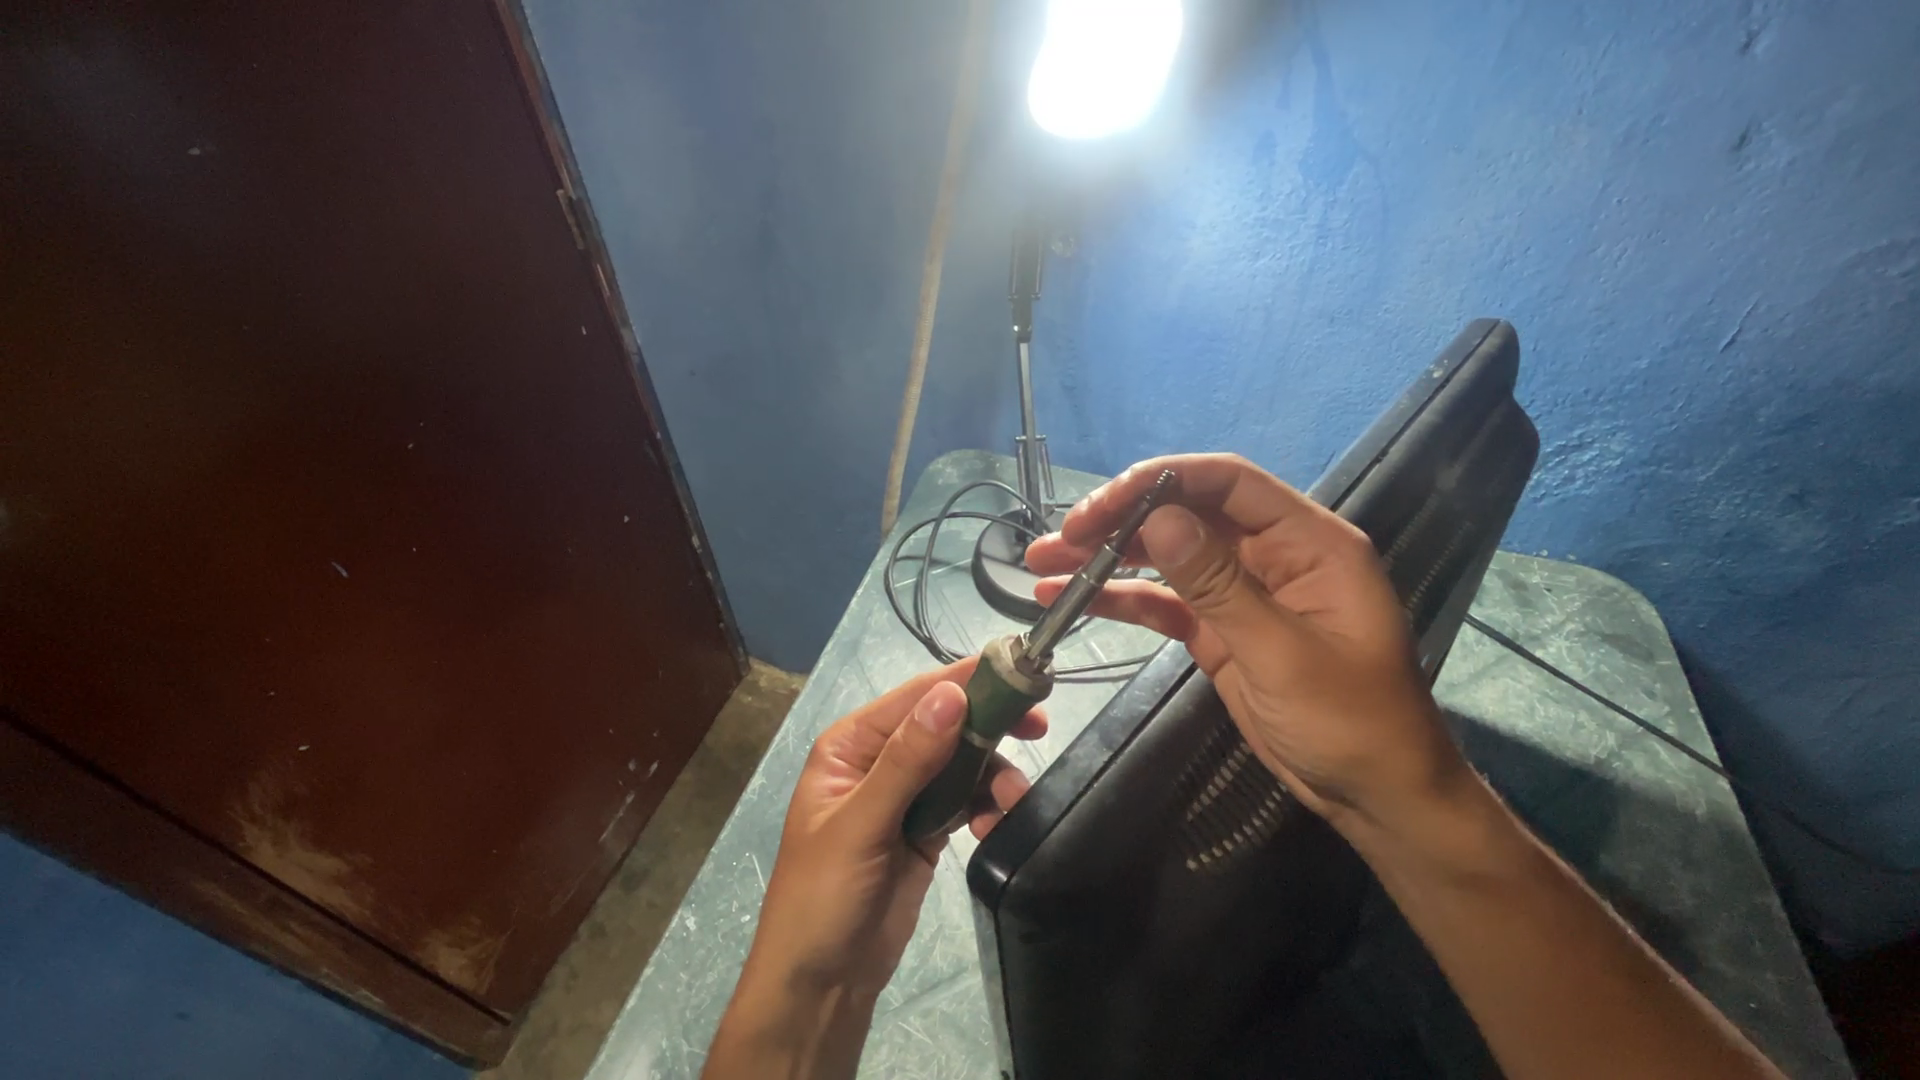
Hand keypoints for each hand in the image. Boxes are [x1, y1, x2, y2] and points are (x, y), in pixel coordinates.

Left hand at [706, 660, 1044, 1078]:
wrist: (821, 983)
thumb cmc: (822, 897)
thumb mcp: (860, 825)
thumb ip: (908, 760)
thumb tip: (951, 694)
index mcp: (852, 744)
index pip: (915, 698)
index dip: (965, 684)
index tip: (1017, 676)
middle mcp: (880, 759)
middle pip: (945, 724)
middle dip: (989, 726)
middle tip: (1039, 726)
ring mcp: (906, 795)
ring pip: (963, 763)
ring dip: (994, 776)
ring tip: (1015, 802)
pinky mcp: (927, 828)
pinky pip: (967, 799)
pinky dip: (987, 806)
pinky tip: (993, 828)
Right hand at [1026, 453, 1467, 832]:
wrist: (1374, 795)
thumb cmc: (1351, 723)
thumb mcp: (1283, 655)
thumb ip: (1219, 585)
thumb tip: (1157, 520)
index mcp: (1307, 543)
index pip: (1228, 483)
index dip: (1161, 481)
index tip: (1102, 504)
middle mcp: (1271, 555)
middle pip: (1187, 514)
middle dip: (1120, 519)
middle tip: (1060, 536)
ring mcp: (1242, 592)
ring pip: (1166, 556)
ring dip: (1107, 557)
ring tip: (1043, 562)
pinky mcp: (1218, 630)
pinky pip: (1164, 602)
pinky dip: (1120, 599)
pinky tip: (1070, 599)